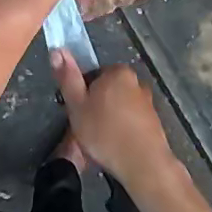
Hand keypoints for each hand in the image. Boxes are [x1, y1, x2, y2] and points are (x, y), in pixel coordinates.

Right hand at [51, 51, 176, 184]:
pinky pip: (130, 120)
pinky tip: (115, 146)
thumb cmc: (104, 132)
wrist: (142, 162)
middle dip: (95, 107)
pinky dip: (121, 130)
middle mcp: (137, 81)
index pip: (92, 75)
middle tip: (86, 128)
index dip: (81, 93)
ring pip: (118, 107)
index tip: (77, 111)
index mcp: (118, 72)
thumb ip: (67, 77)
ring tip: (100, 141)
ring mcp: (147, 101)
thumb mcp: (77, 105)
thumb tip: (58, 49)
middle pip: (106, 90)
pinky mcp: (153, 120)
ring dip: (108, 120)